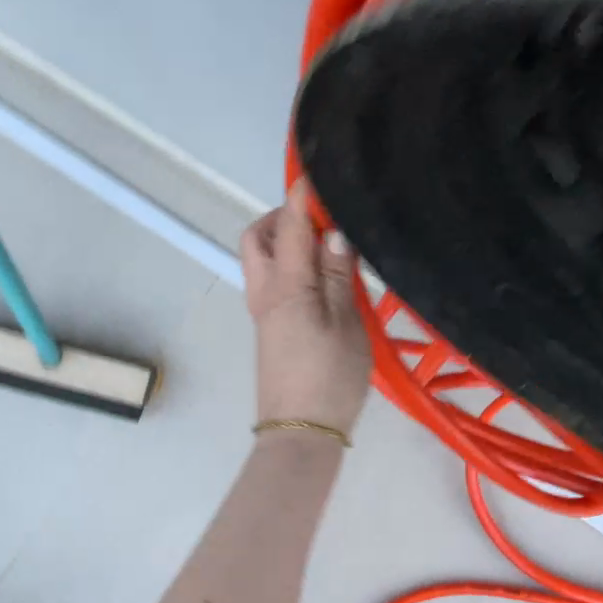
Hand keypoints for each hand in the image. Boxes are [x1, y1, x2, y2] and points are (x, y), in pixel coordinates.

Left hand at [240, 179, 371, 436]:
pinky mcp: (269, 328)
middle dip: (281, 216)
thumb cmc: (330, 378)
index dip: (303, 195)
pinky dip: (288, 263)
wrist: (300, 432)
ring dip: (282, 240)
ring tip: (326, 247)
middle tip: (319, 218)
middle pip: (256, 238)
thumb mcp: (347, 325)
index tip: (318, 170)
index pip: (289, 226)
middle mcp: (265, 292)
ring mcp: (263, 311)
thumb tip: (334, 232)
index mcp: (286, 286)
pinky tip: (321, 276)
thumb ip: (340, 277)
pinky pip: (270, 279)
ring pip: (259, 259)